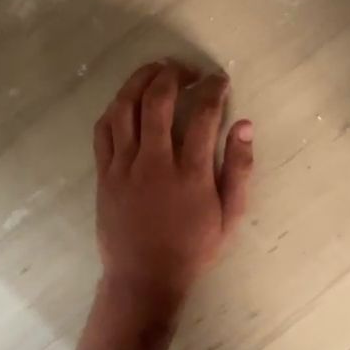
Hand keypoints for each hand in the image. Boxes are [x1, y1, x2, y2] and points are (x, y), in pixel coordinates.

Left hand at [92, 61, 255, 308]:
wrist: (144, 279)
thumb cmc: (192, 248)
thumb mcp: (230, 216)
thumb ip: (240, 169)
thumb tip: (245, 125)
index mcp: (191, 173)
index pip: (204, 114)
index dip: (213, 88)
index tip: (219, 80)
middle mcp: (155, 162)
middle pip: (159, 100)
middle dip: (174, 74)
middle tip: (187, 70)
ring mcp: (124, 166)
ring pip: (126, 107)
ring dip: (141, 80)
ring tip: (157, 71)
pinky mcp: (104, 173)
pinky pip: (104, 129)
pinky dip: (116, 106)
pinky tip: (128, 99)